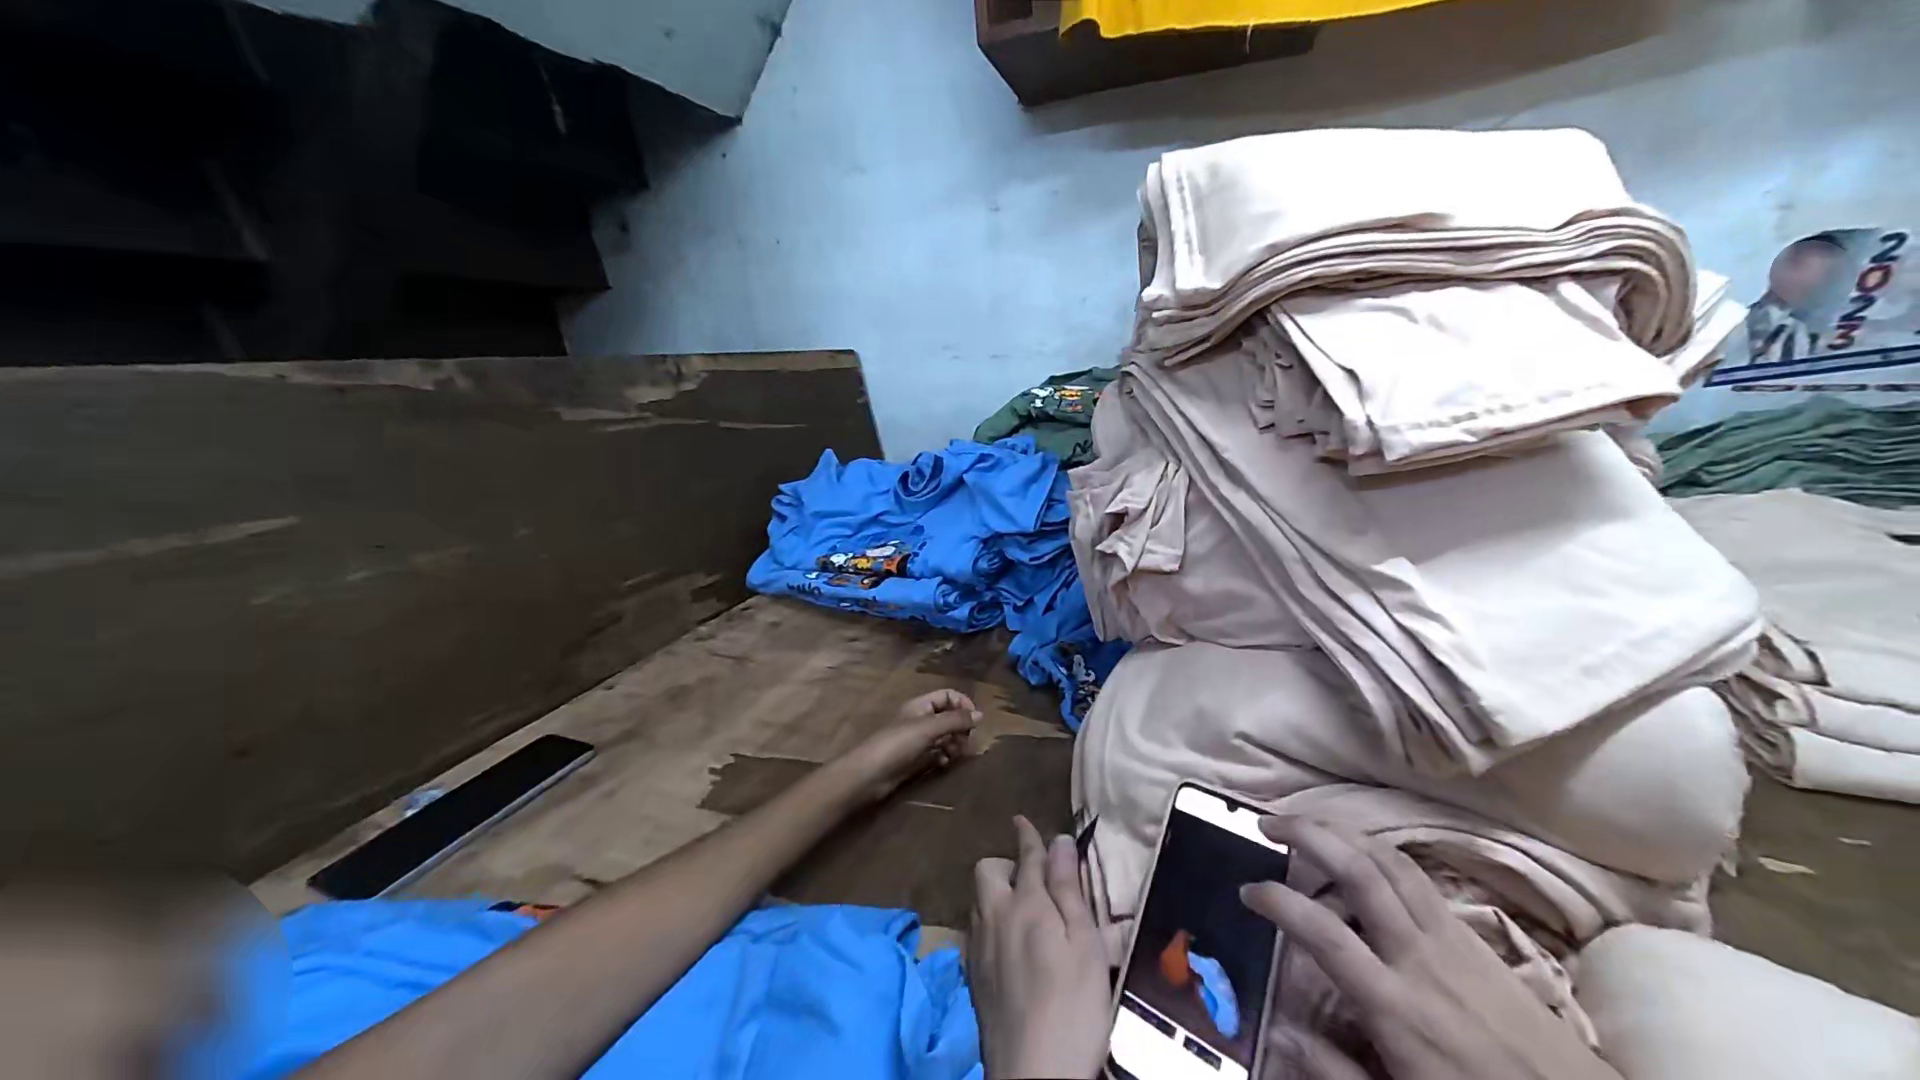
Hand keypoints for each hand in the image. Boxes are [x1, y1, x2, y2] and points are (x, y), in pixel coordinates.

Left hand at [835, 689, 980, 802]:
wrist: (869, 774)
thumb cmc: (897, 744)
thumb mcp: (928, 728)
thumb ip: (955, 720)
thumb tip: (980, 715)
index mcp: (921, 705)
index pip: (948, 696)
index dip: (963, 704)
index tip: (975, 721)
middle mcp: (920, 719)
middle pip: (948, 716)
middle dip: (961, 726)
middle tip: (967, 741)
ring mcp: (917, 740)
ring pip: (945, 736)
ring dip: (954, 742)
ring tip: (956, 753)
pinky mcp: (915, 759)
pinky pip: (937, 753)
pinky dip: (944, 756)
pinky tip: (944, 763)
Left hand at [969, 817, 1110, 1079]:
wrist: (1033, 1073)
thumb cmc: (1073, 1005)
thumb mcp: (1084, 944)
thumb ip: (1068, 890)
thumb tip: (1059, 840)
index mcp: (1026, 904)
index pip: (1026, 857)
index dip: (1027, 836)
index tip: (1022, 819)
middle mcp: (994, 916)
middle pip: (987, 871)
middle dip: (1006, 865)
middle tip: (1031, 881)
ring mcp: (977, 947)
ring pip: (977, 900)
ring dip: (995, 893)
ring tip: (1021, 911)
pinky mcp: (971, 976)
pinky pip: (973, 930)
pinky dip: (988, 922)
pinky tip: (1006, 946)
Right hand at [1241, 818, 1622, 1079]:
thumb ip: (1334, 1073)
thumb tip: (1278, 1031)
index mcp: (1395, 1006)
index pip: (1323, 933)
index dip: (1277, 901)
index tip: (1248, 890)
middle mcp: (1419, 957)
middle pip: (1358, 872)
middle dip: (1306, 834)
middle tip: (1266, 824)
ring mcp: (1450, 939)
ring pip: (1390, 861)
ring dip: (1341, 830)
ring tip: (1304, 820)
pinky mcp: (1473, 935)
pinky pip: (1417, 875)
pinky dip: (1377, 849)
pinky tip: (1358, 849)